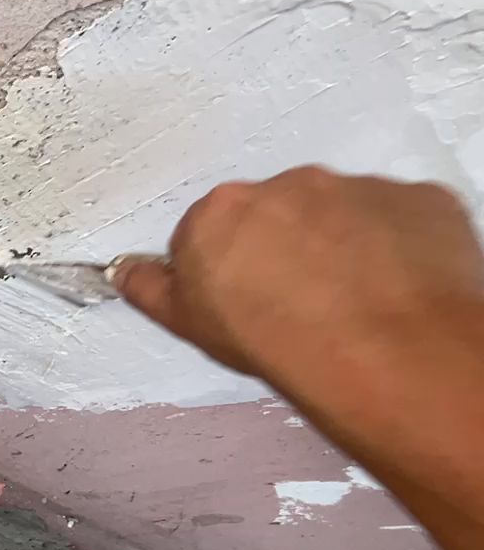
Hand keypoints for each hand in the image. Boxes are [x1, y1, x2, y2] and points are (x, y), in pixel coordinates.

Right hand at [115, 165, 483, 549]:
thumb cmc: (282, 353)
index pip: (204, 233)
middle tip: (284, 309)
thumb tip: (123, 272)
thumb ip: (156, 293)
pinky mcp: (425, 199)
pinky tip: (387, 289)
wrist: (400, 360)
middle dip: (268, 252)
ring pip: (326, 214)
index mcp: (218, 217)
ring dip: (326, 248)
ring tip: (342, 305)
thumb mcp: (195, 330)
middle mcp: (282, 189)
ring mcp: (356, 191)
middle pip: (264, 215)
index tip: (232, 308)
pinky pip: (388, 216)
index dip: (216, 274)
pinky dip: (383, 243)